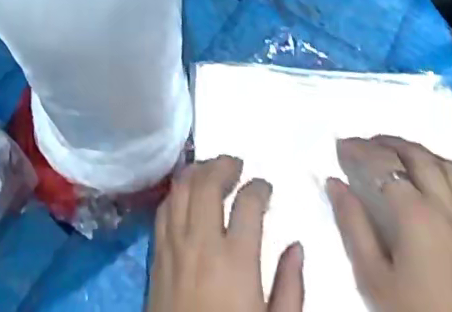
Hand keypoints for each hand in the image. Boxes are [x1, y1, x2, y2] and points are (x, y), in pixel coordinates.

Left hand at [148, 155, 303, 311]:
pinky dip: (176, 194)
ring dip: (197, 173)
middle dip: (224, 165)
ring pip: (179, 189)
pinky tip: (187, 196)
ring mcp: (173, 249)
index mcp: (236, 259)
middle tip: (237, 165)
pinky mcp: (154, 261)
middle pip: (207, 183)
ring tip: (211, 172)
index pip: (248, 201)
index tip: (266, 188)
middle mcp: (201, 244)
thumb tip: (296, 247)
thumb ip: (290, 287)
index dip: (260, 186)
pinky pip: (163, 211)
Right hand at [326, 137, 451, 311]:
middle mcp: (445, 203)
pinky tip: (433, 176)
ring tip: (394, 152)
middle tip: (363, 145)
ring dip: (415, 150)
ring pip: (442, 162)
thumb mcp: (375, 281)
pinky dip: (442, 166)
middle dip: (386, 143)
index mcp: (415, 213)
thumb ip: (354, 227)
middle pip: (415, 155)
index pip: (384, 165)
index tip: (341, 146)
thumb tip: (335, 184)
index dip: (361, 151)